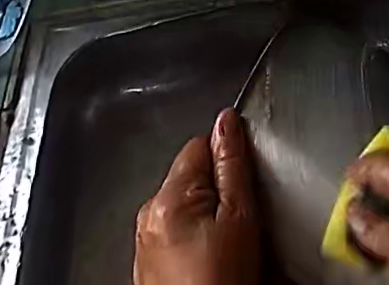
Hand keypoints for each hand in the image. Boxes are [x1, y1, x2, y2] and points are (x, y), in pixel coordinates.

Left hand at [134, 108, 260, 284]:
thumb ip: (233, 164)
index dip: (228, 159)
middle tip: (239, 219)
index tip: (243, 184)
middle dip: (218, 188)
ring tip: (228, 244)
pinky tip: (212, 261)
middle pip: (192, 174)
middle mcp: (147, 216)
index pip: (201, 144)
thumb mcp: (241, 219)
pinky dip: (195, 238)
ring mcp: (144, 244)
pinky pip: (176, 233)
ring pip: (186, 204)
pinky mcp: (148, 268)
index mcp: (166, 198)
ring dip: (208, 214)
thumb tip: (228, 121)